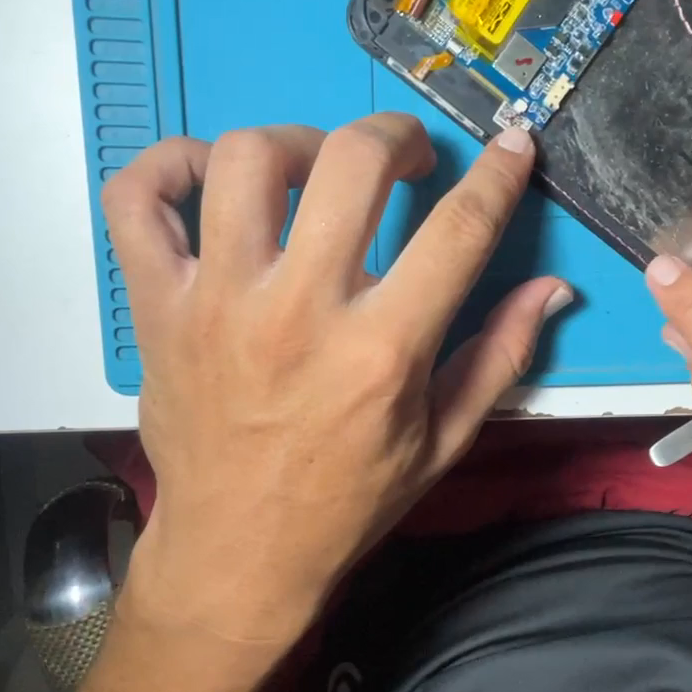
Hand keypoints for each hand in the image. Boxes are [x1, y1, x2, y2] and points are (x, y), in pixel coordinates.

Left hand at [101, 114, 570, 648]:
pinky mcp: (158, 307)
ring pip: (245, 160)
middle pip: (349, 163)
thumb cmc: (349, 500)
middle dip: (394, 137)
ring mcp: (216, 302)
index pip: (457, 230)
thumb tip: (554, 289)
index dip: (497, 174)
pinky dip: (168, 165)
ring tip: (314, 173)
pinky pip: (137, 199)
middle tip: (403, 160)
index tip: (512, 144)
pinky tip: (210, 178)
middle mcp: (298, 311)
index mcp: (382, 349)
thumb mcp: (445, 440)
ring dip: (296, 144)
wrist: (239, 554)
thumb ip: (501, 356)